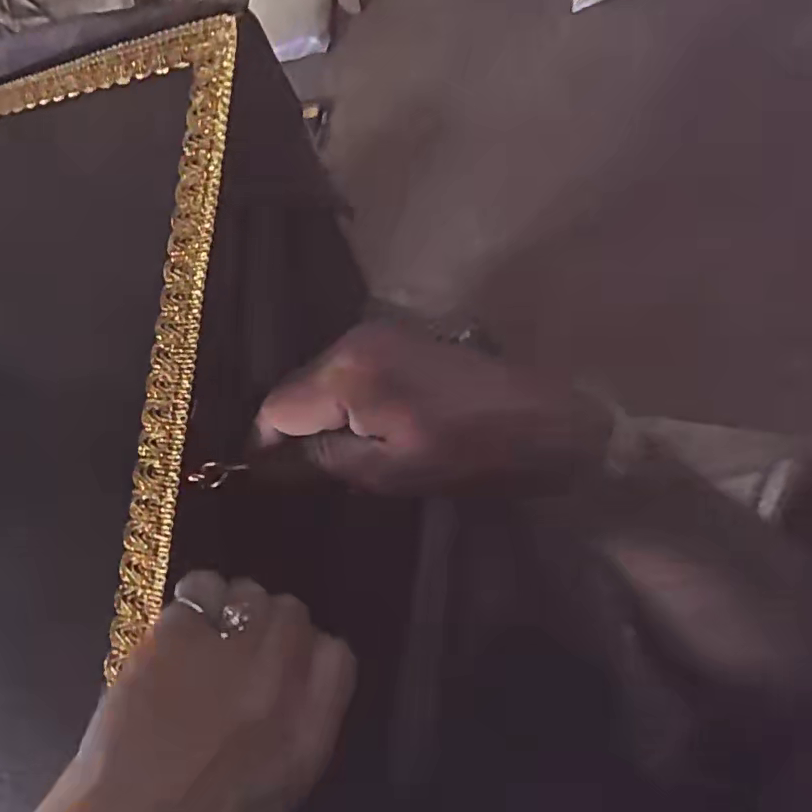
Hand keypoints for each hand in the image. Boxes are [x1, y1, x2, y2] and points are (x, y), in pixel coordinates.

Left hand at [0, 571, 354, 811]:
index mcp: (309, 733)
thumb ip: (289, 729)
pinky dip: (185, 607)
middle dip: (263, 622)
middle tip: (232, 642)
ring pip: (244, 592)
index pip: (335, 655)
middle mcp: (276, 683)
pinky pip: (193, 593)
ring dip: (227, 606)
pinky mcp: (171, 639)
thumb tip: (278, 681)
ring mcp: (223, 655)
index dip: (305, 649)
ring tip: (201, 632)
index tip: (280, 656)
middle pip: (289, 612)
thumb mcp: (274, 794)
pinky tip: (167, 637)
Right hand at [254, 319, 613, 494]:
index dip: (261, 446)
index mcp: (346, 374)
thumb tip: (267, 463)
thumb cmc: (467, 455)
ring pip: (313, 381)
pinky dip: (337, 401)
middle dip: (288, 431)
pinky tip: (359, 427)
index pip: (273, 409)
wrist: (551, 423)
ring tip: (336, 454)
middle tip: (302, 473)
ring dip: (314, 417)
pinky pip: (340, 372)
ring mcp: (373, 334)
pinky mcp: (393, 337)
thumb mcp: (383, 472)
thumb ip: (317, 460)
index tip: (259, 477)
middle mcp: (350, 342)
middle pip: (289, 391)